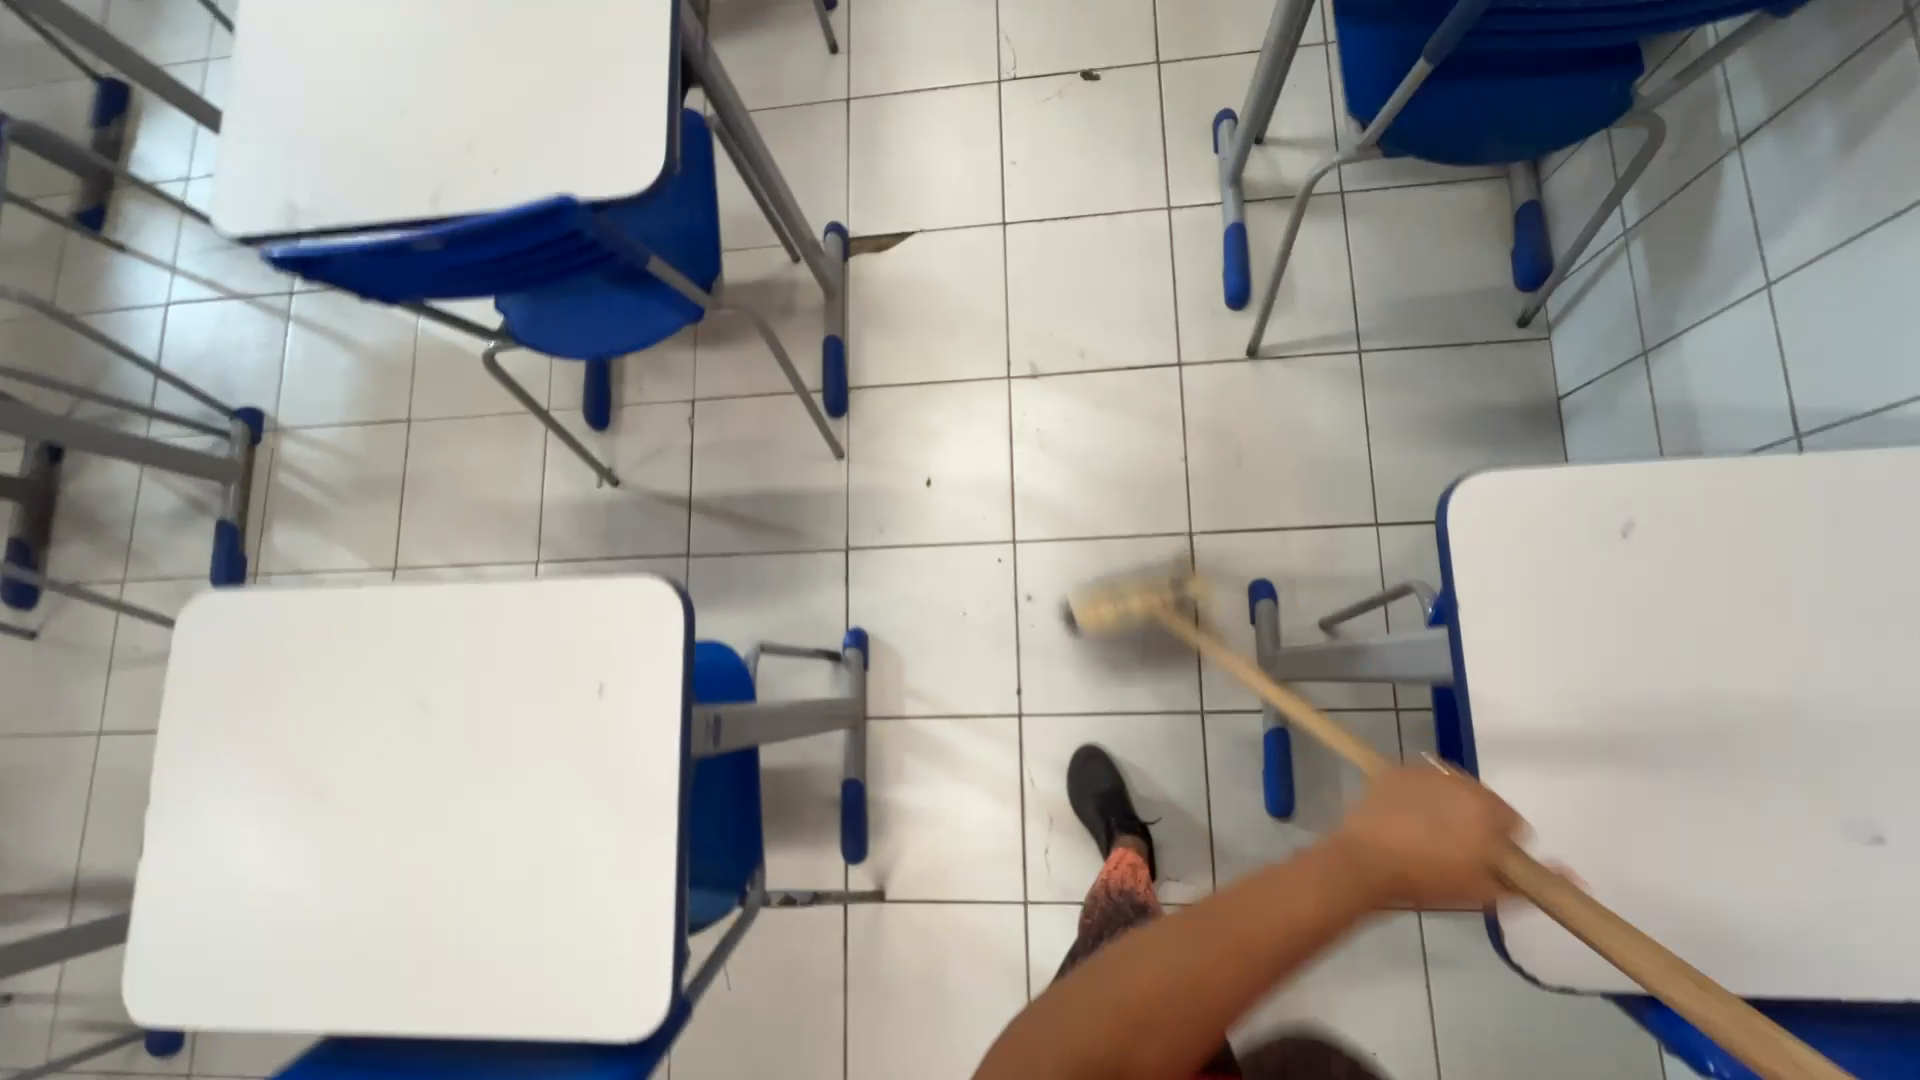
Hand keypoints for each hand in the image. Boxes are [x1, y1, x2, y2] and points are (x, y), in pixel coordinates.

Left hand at [1328, 766, 1523, 908]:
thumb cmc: (1427, 879)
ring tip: (1427, 833)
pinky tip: (1406, 817)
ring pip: (1450, 790)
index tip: (1483, 861)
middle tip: (1454, 848)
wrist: (1365, 862)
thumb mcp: (1484, 890)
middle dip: (1474, 822)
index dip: (1501, 845)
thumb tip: (1572, 876)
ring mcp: (1423, 772)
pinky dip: (1418, 796)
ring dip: (1447, 806)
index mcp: (1488, 808)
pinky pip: (1418, 783)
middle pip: (1481, 802)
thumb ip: (1531, 882)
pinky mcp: (1394, 771)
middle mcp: (1460, 781)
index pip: (1513, 823)